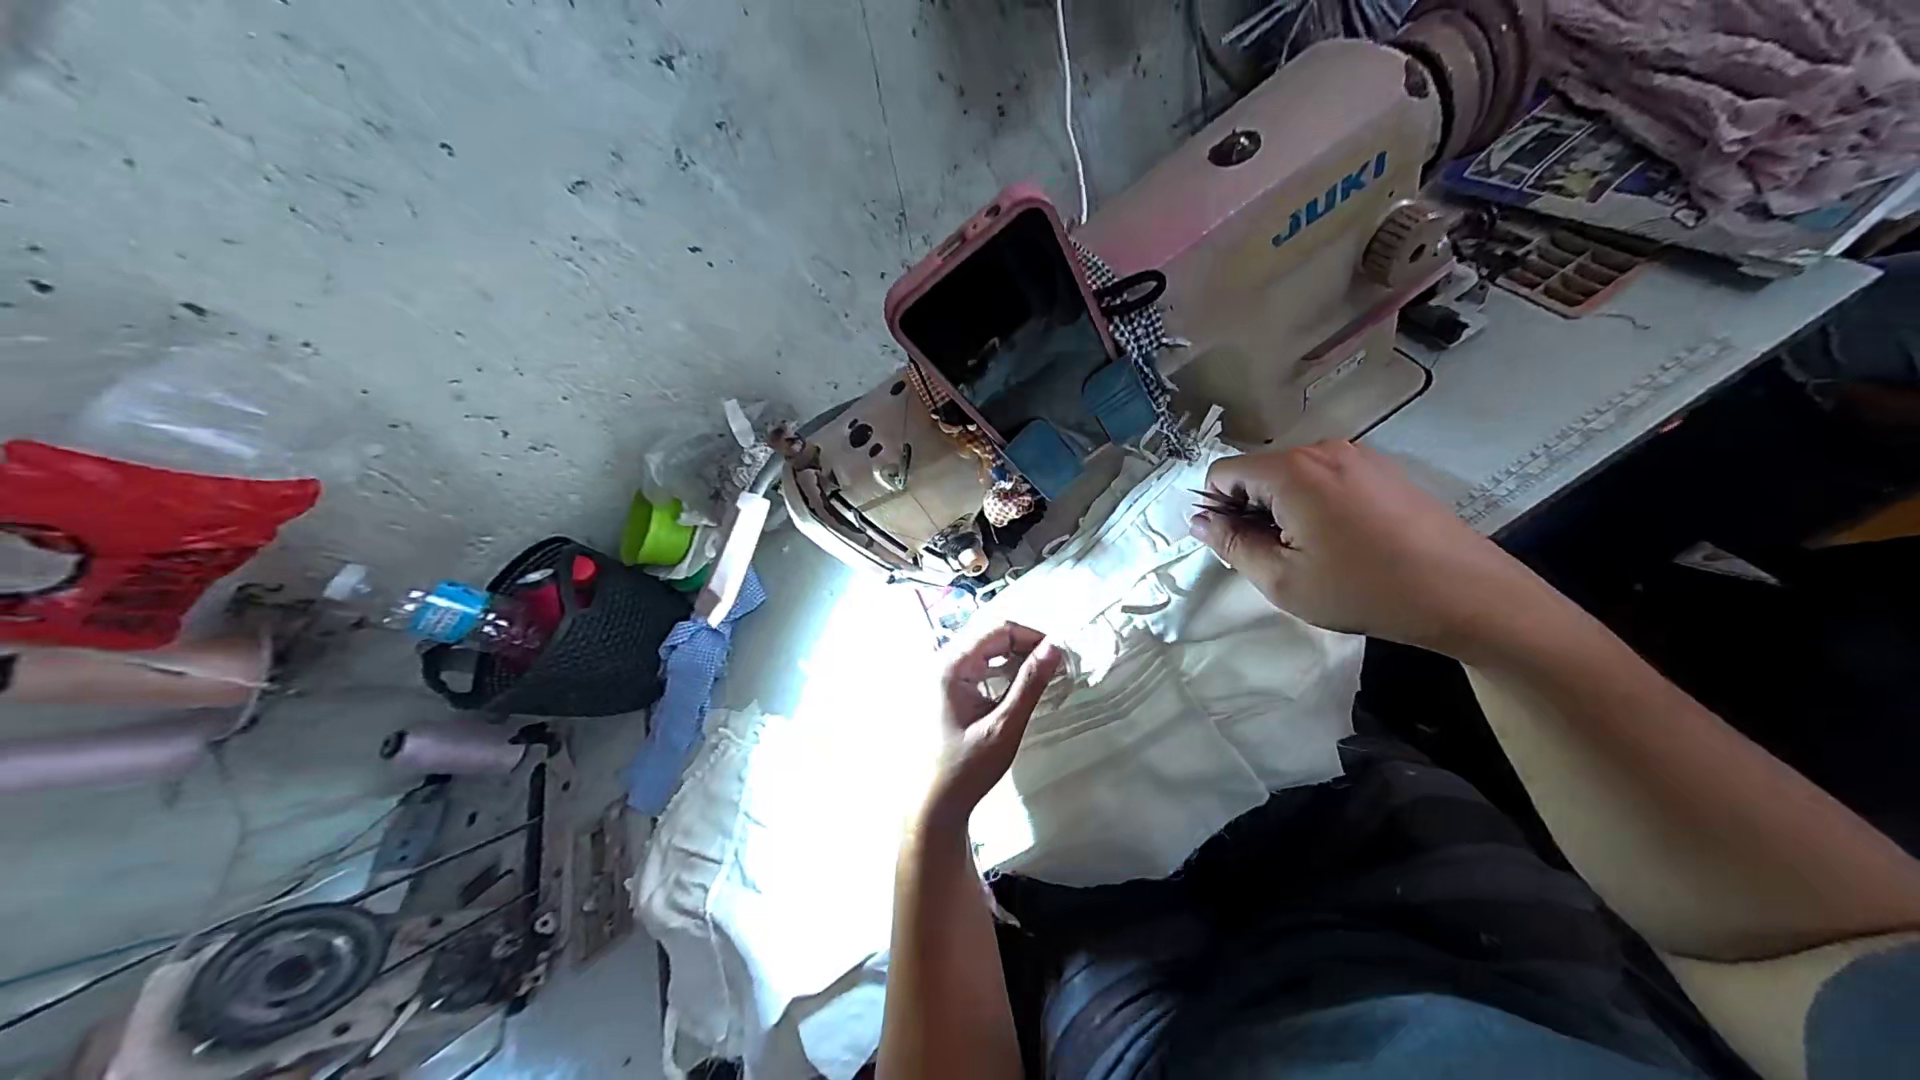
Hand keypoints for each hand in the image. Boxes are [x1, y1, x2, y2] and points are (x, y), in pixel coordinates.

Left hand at [928, 621, 1063, 820]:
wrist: (936, 801)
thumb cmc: (969, 767)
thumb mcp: (1005, 726)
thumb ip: (1029, 684)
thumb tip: (1054, 648)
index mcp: (952, 666)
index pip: (998, 630)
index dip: (1032, 636)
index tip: (1058, 654)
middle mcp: (943, 663)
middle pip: (990, 635)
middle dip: (1024, 644)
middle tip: (1052, 665)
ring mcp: (943, 675)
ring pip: (986, 648)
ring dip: (1014, 655)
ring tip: (1040, 674)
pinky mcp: (948, 688)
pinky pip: (979, 664)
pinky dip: (1002, 667)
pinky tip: (1017, 685)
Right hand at [1188, 441, 1550, 657]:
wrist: (1467, 594)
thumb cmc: (1364, 589)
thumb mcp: (1281, 579)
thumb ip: (1230, 544)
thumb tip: (1199, 521)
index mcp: (1291, 470)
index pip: (1221, 474)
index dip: (1215, 511)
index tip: (1237, 549)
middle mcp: (1321, 450)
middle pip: (1256, 473)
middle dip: (1250, 512)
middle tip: (1275, 560)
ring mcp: (1357, 456)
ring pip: (1290, 479)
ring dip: (1282, 512)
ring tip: (1311, 555)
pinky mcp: (1382, 471)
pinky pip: (1324, 481)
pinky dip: (1313, 507)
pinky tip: (1341, 543)